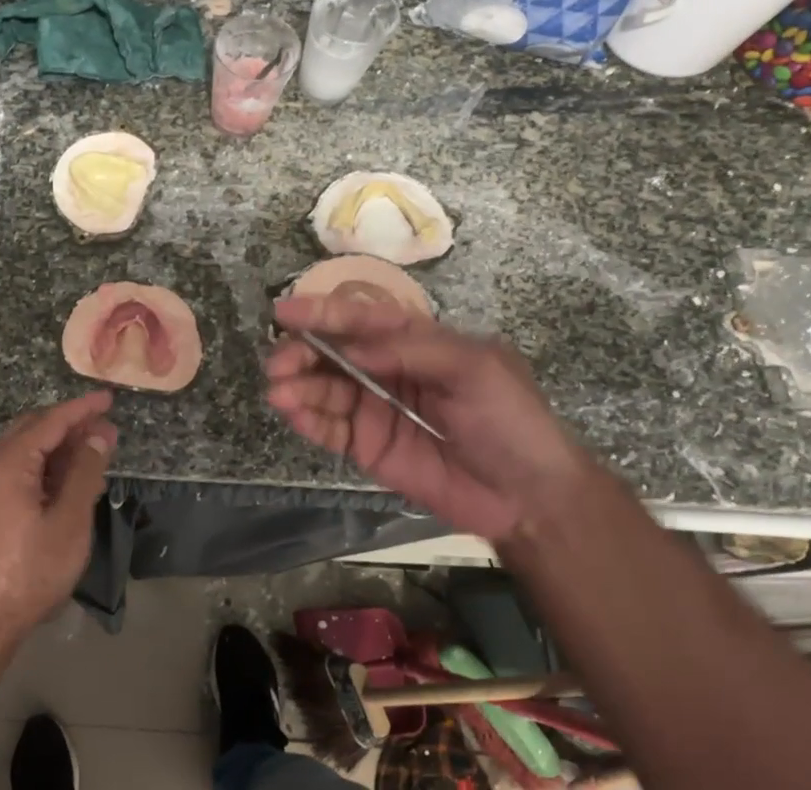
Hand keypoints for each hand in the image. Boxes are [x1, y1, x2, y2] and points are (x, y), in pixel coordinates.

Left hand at [0, 391, 118, 652]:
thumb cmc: (32, 570)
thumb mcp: (69, 521)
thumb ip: (85, 471)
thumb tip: (98, 433)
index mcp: (8, 460)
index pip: (51, 421)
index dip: (82, 408)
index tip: (110, 398)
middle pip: (34, 428)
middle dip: (71, 424)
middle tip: (106, 427)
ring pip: (24, 447)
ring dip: (58, 444)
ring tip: (93, 449)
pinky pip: (15, 465)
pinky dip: (42, 463)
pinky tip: (66, 475)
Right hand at [265, 297, 595, 541]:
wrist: (531, 498)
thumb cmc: (512, 421)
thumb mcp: (475, 368)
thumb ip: (412, 350)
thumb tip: (351, 350)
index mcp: (416, 343)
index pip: (363, 319)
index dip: (323, 312)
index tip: (285, 312)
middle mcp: (388, 371)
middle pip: (333, 353)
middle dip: (302, 353)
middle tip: (279, 363)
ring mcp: (374, 410)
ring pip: (323, 389)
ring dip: (297, 386)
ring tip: (279, 391)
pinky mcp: (367, 447)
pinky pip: (328, 428)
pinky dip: (306, 418)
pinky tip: (291, 411)